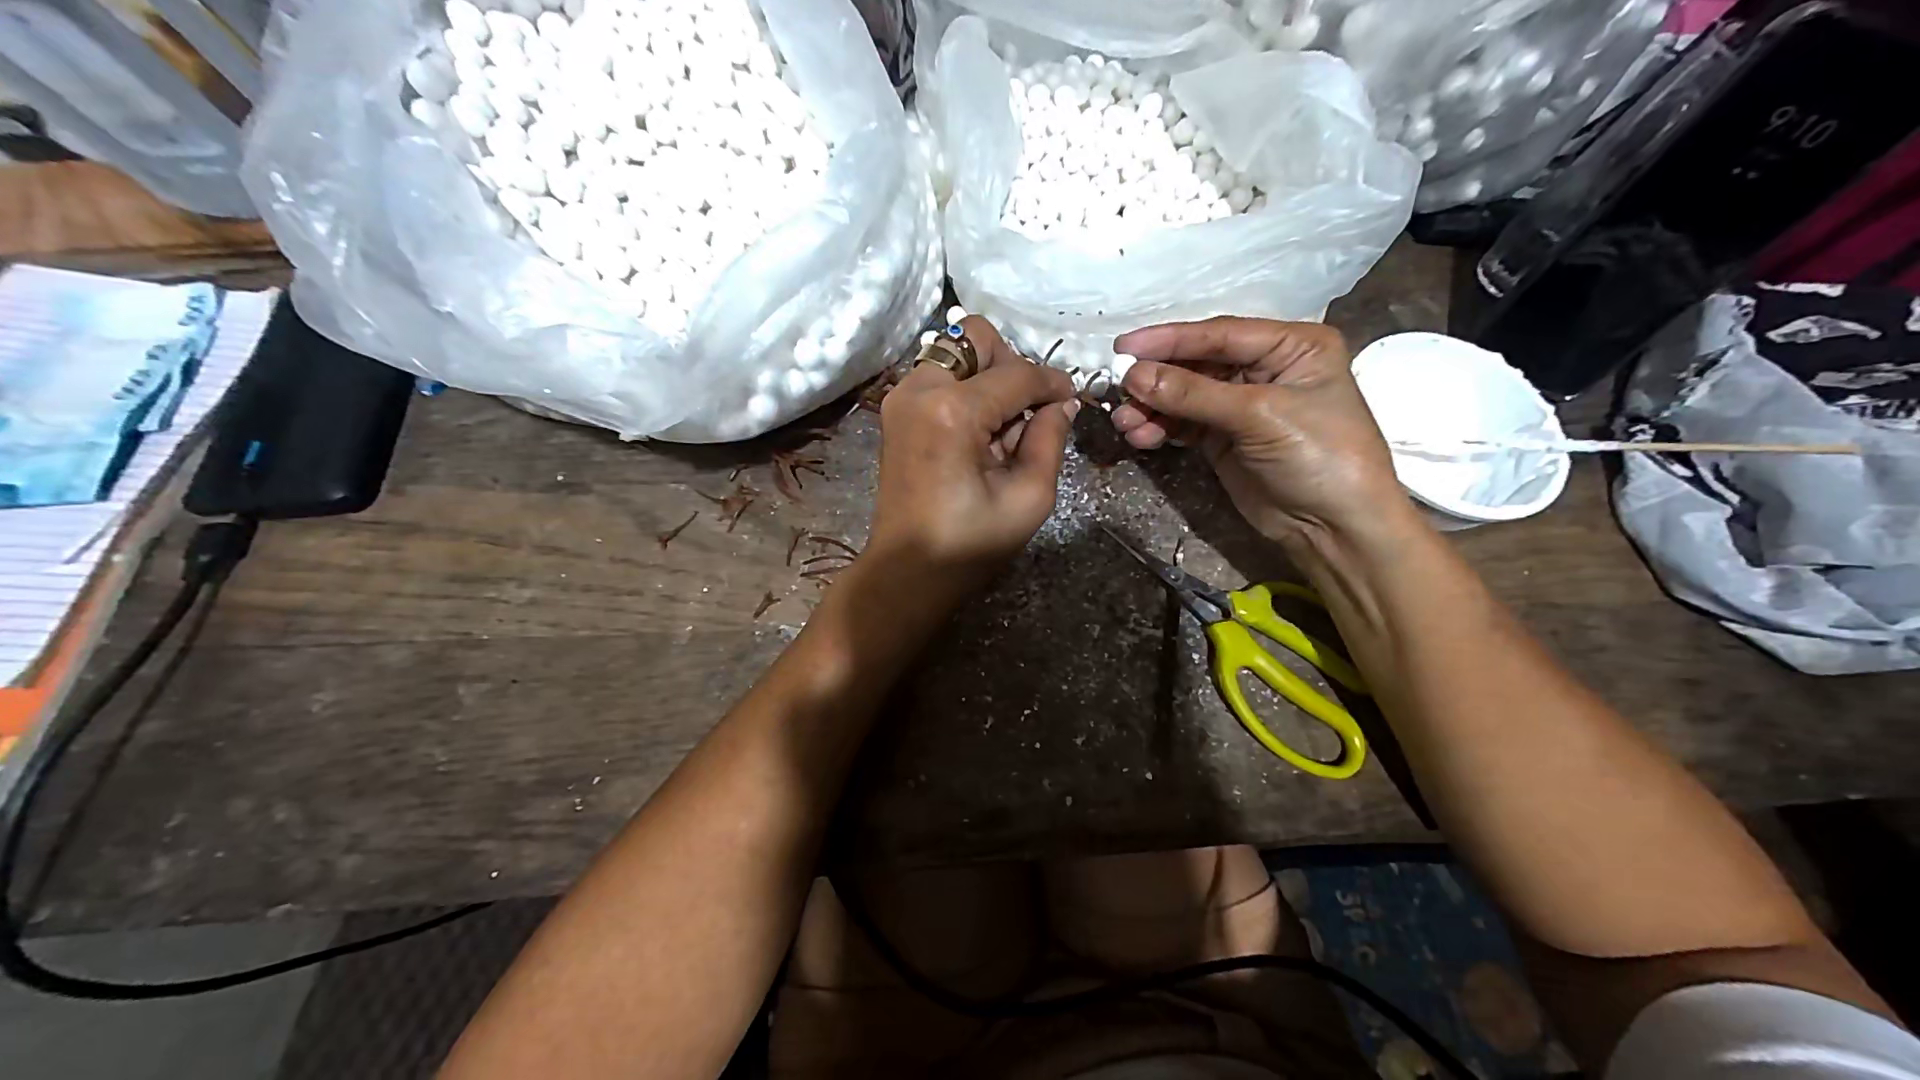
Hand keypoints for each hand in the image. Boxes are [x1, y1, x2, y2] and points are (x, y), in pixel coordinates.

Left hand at [869, 317, 1078, 590]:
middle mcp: (920, 389)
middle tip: (1026, 411)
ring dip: (987, 376)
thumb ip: (1049, 439)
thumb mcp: (1028, 498)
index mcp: (952, 412)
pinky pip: (940, 375)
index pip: (1017, 375)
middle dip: (1010, 365)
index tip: (1071, 399)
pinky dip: (966, 389)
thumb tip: (1062, 402)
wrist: (907, 570)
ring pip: (956, 352)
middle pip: (976, 338)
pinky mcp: (896, 410)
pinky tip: (979, 431)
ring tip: (1001, 427)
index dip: (1052, 383)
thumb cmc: (970, 545)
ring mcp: (901, 397)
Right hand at [1110, 317, 1406, 543]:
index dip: (1169, 340)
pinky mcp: (1223, 437)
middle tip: (1117, 390)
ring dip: (1151, 408)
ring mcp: (1241, 405)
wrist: (1335, 528)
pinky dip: (1160, 428)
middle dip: (1156, 379)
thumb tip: (1133, 376)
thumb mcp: (1259, 416)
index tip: (1123, 349)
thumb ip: (1193, 394)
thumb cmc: (1319, 456)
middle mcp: (1264, 368)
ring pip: (1183, 395)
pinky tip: (1140, 437)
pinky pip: (1183, 423)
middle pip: (1196, 364)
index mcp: (1291, 345)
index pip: (1219, 334)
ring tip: (1124, 423)